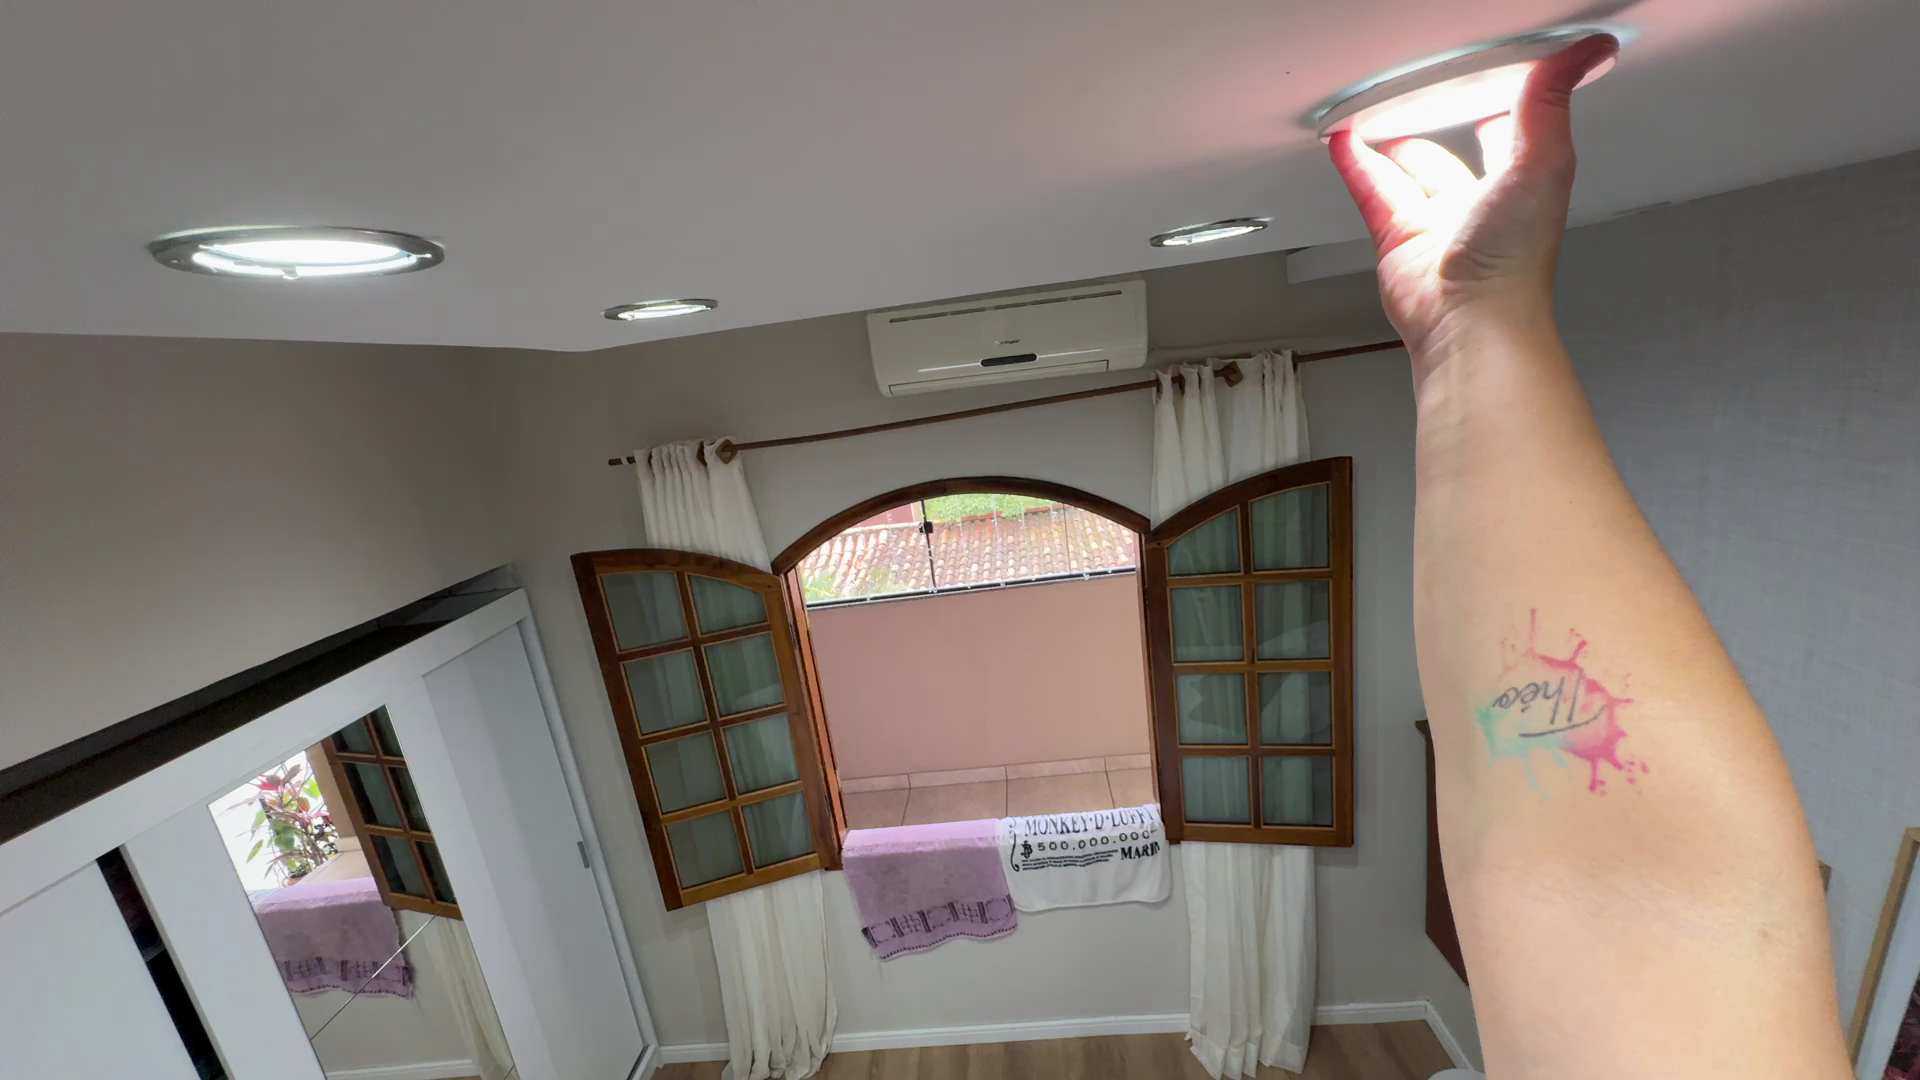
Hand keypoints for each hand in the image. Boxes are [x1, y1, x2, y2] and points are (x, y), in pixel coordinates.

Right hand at [1328, 35, 1617, 383]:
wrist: (1468, 315)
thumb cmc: (1512, 260)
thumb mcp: (1543, 162)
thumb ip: (1548, 105)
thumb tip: (1580, 53)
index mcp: (1518, 181)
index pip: (1504, 132)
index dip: (1494, 102)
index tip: (1482, 77)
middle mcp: (1473, 204)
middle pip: (1445, 156)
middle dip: (1430, 130)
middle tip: (1413, 102)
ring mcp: (1431, 224)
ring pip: (1403, 176)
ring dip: (1384, 148)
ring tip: (1366, 122)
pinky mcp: (1395, 239)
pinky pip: (1372, 195)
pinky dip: (1356, 169)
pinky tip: (1346, 147)